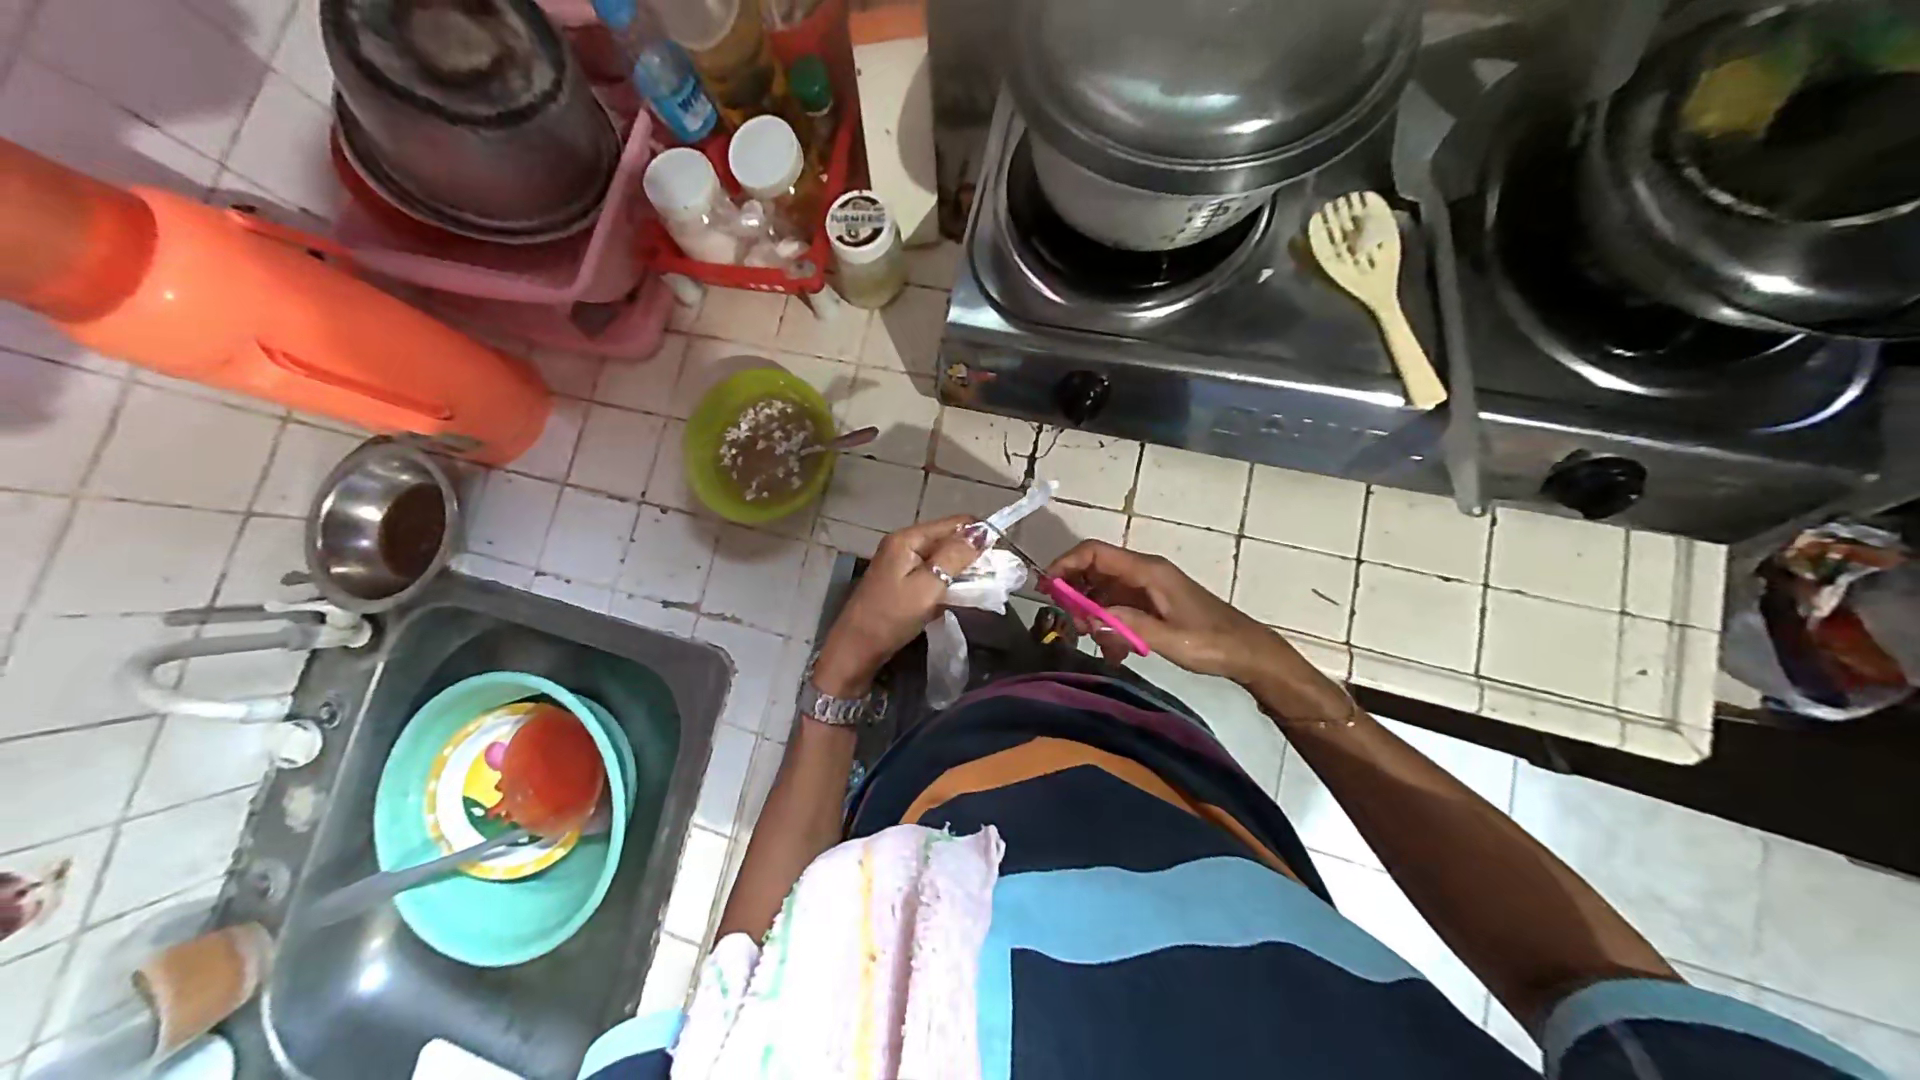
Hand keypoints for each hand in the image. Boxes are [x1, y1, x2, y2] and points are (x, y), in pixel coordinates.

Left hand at [811, 516, 982, 695]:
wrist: (855, 650)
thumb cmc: (890, 617)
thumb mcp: (927, 587)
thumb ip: (955, 557)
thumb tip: (984, 532)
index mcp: (908, 538)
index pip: (956, 523)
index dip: (980, 536)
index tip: (1001, 558)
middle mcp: (905, 544)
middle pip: (949, 539)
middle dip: (973, 556)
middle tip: (993, 579)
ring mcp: (902, 564)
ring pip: (943, 558)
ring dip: (962, 572)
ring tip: (979, 590)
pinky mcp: (902, 582)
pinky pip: (933, 574)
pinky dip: (948, 584)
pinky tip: (958, 598)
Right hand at [1046, 541, 1353, 725]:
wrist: (1246, 652)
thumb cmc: (1211, 642)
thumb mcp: (1168, 638)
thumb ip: (1127, 625)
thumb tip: (1088, 616)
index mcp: (1148, 571)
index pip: (1095, 553)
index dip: (1066, 564)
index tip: (1047, 589)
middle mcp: (1143, 573)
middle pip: (1093, 570)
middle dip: (1075, 595)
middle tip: (1073, 626)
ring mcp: (1146, 588)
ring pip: (1102, 591)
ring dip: (1091, 615)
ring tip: (1095, 643)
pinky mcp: (1150, 603)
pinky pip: (1116, 607)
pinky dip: (1108, 625)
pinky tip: (1114, 650)